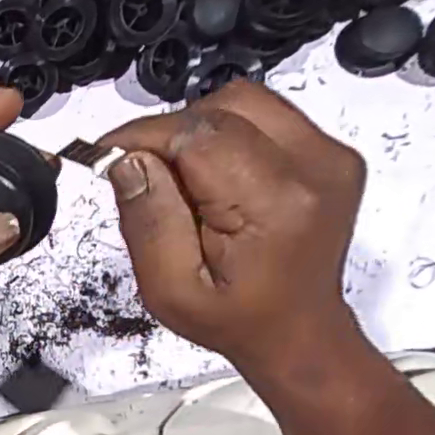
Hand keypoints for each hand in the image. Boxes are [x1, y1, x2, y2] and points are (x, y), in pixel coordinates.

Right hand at [97, 81, 367, 373]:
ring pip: (243, 104)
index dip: (144, 136)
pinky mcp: (326, 152)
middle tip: (141, 176)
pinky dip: (222, 138)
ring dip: (195, 132)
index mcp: (277, 205)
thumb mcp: (170, 291)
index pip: (198, 134)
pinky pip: (262, 118)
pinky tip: (210, 181)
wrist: (295, 331)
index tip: (107, 153)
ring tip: (177, 182)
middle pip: (221, 109)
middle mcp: (314, 168)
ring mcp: (327, 155)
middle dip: (168, 134)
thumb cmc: (237, 321)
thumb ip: (148, 224)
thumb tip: (126, 161)